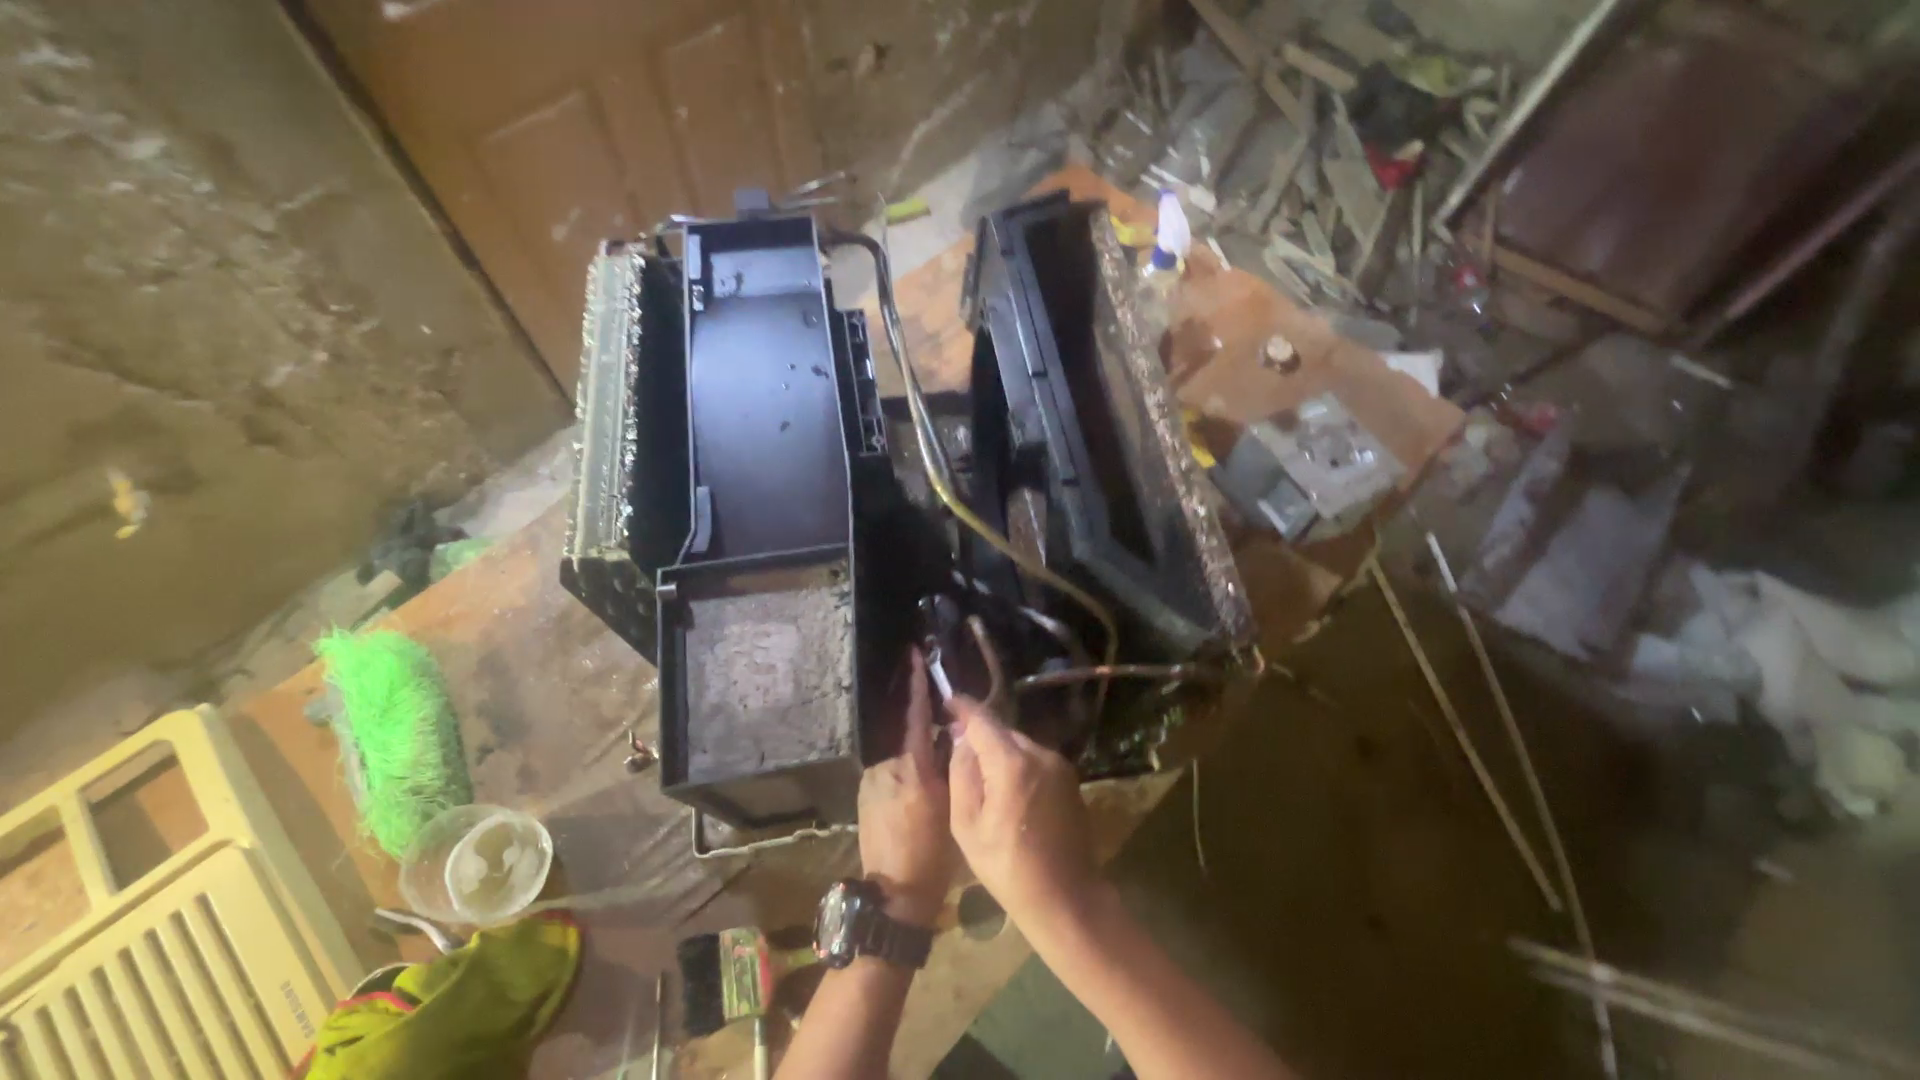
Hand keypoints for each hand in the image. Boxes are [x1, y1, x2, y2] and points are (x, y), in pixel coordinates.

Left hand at [858, 648, 955, 925]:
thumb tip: (953, 734)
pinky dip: (903, 756)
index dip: (915, 683)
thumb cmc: (933, 853)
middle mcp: (885, 766)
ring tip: (928, 729)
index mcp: (911, 768)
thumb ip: (950, 765)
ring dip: (910, 736)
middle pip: (902, 727)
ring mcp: (871, 779)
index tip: (913, 654)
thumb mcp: (952, 806)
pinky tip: (916, 765)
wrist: (894, 893)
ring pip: (896, 747)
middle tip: (926, 682)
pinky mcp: (866, 792)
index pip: (914, 715)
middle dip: (914, 706)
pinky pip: (888, 763)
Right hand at [947, 696, 1099, 935]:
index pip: (983, 719)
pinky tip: (1010, 798)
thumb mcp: (967, 825)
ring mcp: (1060, 766)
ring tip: (985, 786)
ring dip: (1001, 756)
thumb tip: (961, 739)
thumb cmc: (1007, 867)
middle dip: (981, 739)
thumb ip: (961, 773)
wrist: (1065, 897)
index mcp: (1012, 763)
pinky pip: (1036, 762)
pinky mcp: (1071, 780)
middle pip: (1003, 733)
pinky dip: (1019, 769)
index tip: (948, 701)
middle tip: (960, 757)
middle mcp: (1040, 754)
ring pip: (1020, 747)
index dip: (963, 707)